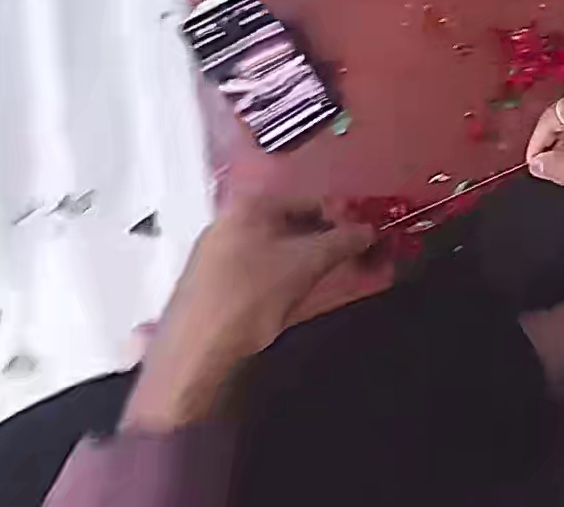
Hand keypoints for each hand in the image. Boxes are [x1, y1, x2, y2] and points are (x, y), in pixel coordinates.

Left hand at [122, 192, 376, 431]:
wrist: (191, 363)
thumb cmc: (251, 297)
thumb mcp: (309, 262)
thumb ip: (347, 239)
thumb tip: (372, 230)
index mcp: (249, 206)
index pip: (313, 201)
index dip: (344, 218)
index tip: (365, 236)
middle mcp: (228, 221)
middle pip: (295, 223)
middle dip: (328, 238)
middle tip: (354, 255)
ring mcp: (215, 253)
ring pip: (278, 246)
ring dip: (309, 257)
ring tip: (332, 274)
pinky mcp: (210, 284)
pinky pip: (261, 266)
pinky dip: (285, 272)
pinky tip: (298, 292)